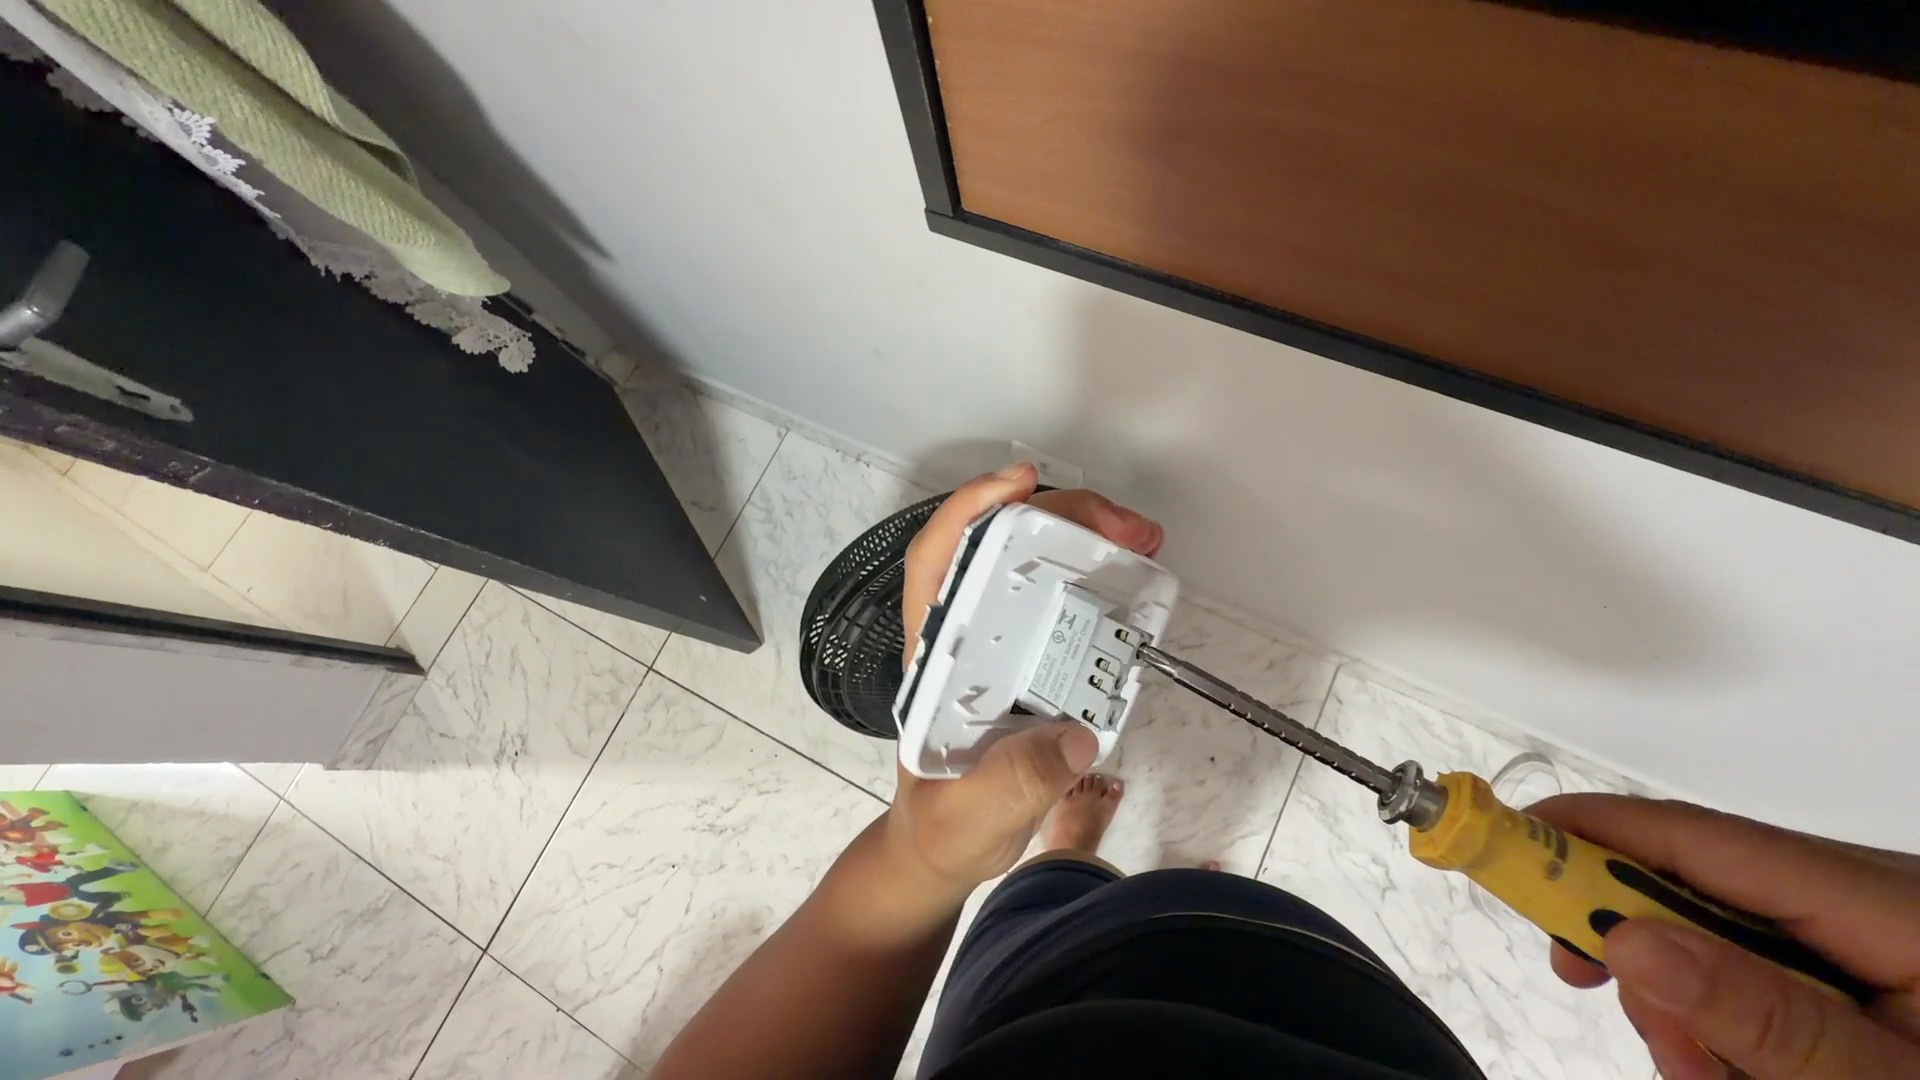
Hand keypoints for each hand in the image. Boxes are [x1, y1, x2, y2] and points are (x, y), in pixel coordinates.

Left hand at [884, 463, 1163, 894]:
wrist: (946, 850)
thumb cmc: (942, 827)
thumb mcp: (971, 812)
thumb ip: (1014, 780)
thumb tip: (1073, 732)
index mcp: (936, 658)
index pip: (938, 562)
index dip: (970, 510)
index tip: (1020, 484)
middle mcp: (966, 639)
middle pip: (998, 549)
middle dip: (1057, 518)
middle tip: (1124, 526)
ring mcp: (999, 648)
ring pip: (1033, 568)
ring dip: (1082, 540)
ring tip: (1138, 539)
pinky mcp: (1031, 666)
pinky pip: (1062, 605)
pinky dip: (1096, 582)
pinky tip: (1130, 582)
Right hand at [1529, 794, 1919, 1078]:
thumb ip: (1768, 1019)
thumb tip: (1625, 942)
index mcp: (1878, 899)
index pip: (1688, 833)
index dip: (1584, 826)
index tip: (1501, 844)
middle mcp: (1857, 894)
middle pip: (1688, 886)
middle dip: (1635, 948)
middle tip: (1605, 1004)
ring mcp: (1858, 928)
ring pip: (1709, 933)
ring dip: (1683, 1003)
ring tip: (1709, 1077)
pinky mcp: (1858, 960)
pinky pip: (1749, 963)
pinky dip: (1722, 1014)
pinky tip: (1737, 1063)